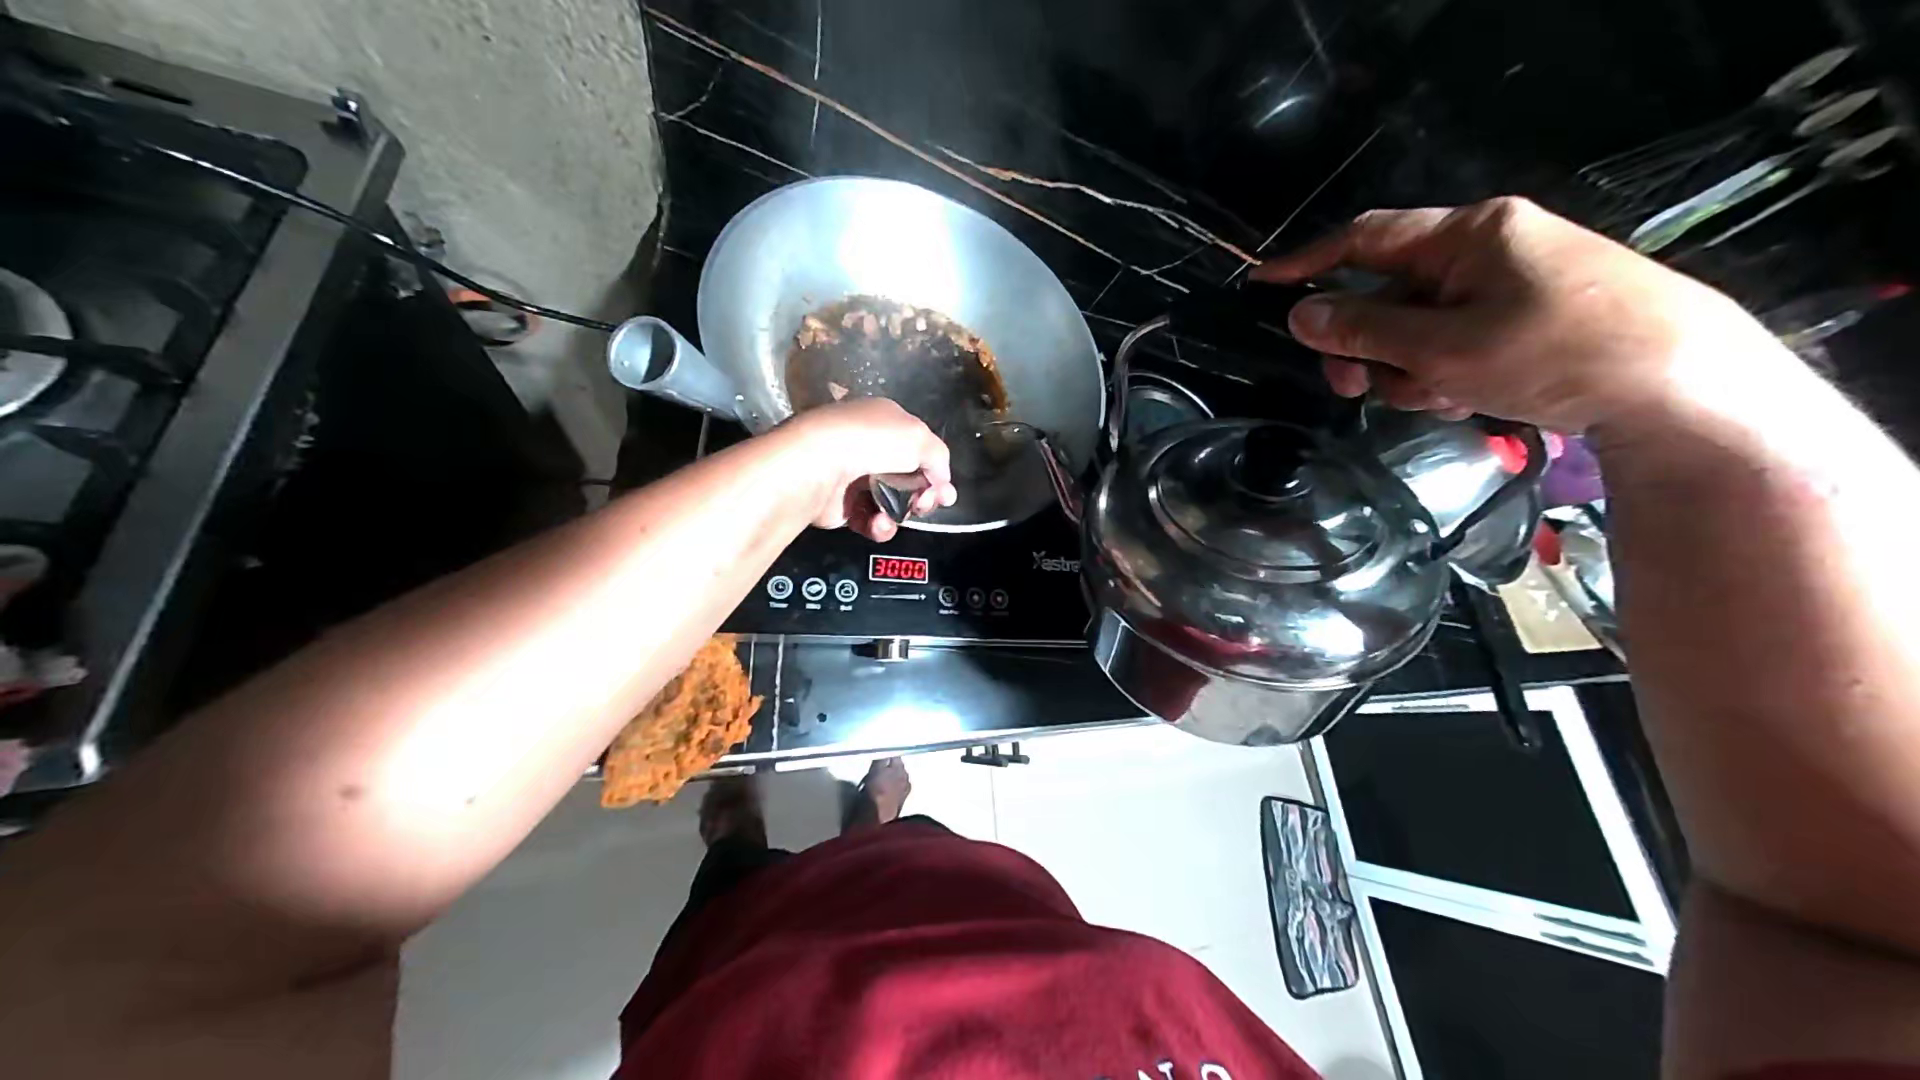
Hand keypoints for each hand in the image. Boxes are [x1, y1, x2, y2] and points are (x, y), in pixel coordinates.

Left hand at [772, 399, 957, 541]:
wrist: (817, 466)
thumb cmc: (870, 442)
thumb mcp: (919, 437)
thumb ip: (939, 457)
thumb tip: (940, 480)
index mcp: (884, 420)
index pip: (918, 447)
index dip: (935, 470)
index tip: (944, 490)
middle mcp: (867, 446)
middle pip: (908, 478)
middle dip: (923, 495)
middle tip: (926, 503)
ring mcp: (852, 476)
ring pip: (891, 502)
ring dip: (901, 513)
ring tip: (900, 514)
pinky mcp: (840, 505)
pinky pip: (870, 520)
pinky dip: (878, 525)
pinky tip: (878, 523)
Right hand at [1252, 197, 1788, 432]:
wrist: (1684, 388)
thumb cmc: (1556, 352)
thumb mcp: (1441, 347)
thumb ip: (1363, 330)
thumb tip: (1300, 314)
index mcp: (1468, 235)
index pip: (1365, 238)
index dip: (1307, 261)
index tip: (1262, 284)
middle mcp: (1486, 250)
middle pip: (1387, 293)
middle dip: (1364, 344)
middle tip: (1352, 387)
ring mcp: (1509, 284)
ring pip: (1416, 327)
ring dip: (1408, 368)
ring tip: (1441, 397)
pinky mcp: (1527, 318)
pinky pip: (1453, 342)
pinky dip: (1444, 372)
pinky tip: (1468, 396)